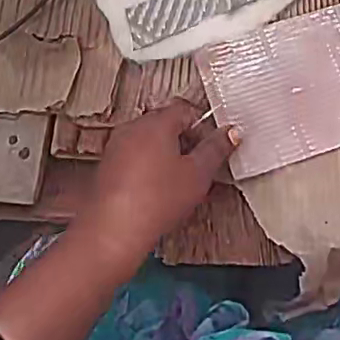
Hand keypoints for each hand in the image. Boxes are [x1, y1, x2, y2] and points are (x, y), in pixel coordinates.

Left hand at [72, 100, 237, 264]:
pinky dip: (148, 167)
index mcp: (156, 122)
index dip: (203, 126)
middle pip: (166, 123)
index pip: (185, 109)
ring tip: (179, 183)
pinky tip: (157, 192)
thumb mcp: (198, 174)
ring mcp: (116, 146)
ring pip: (149, 141)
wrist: (114, 230)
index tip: (212, 148)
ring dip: (167, 155)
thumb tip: (232, 131)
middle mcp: (133, 127)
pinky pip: (134, 157)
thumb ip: (216, 149)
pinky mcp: (107, 166)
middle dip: (185, 141)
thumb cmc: (158, 199)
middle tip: (199, 167)